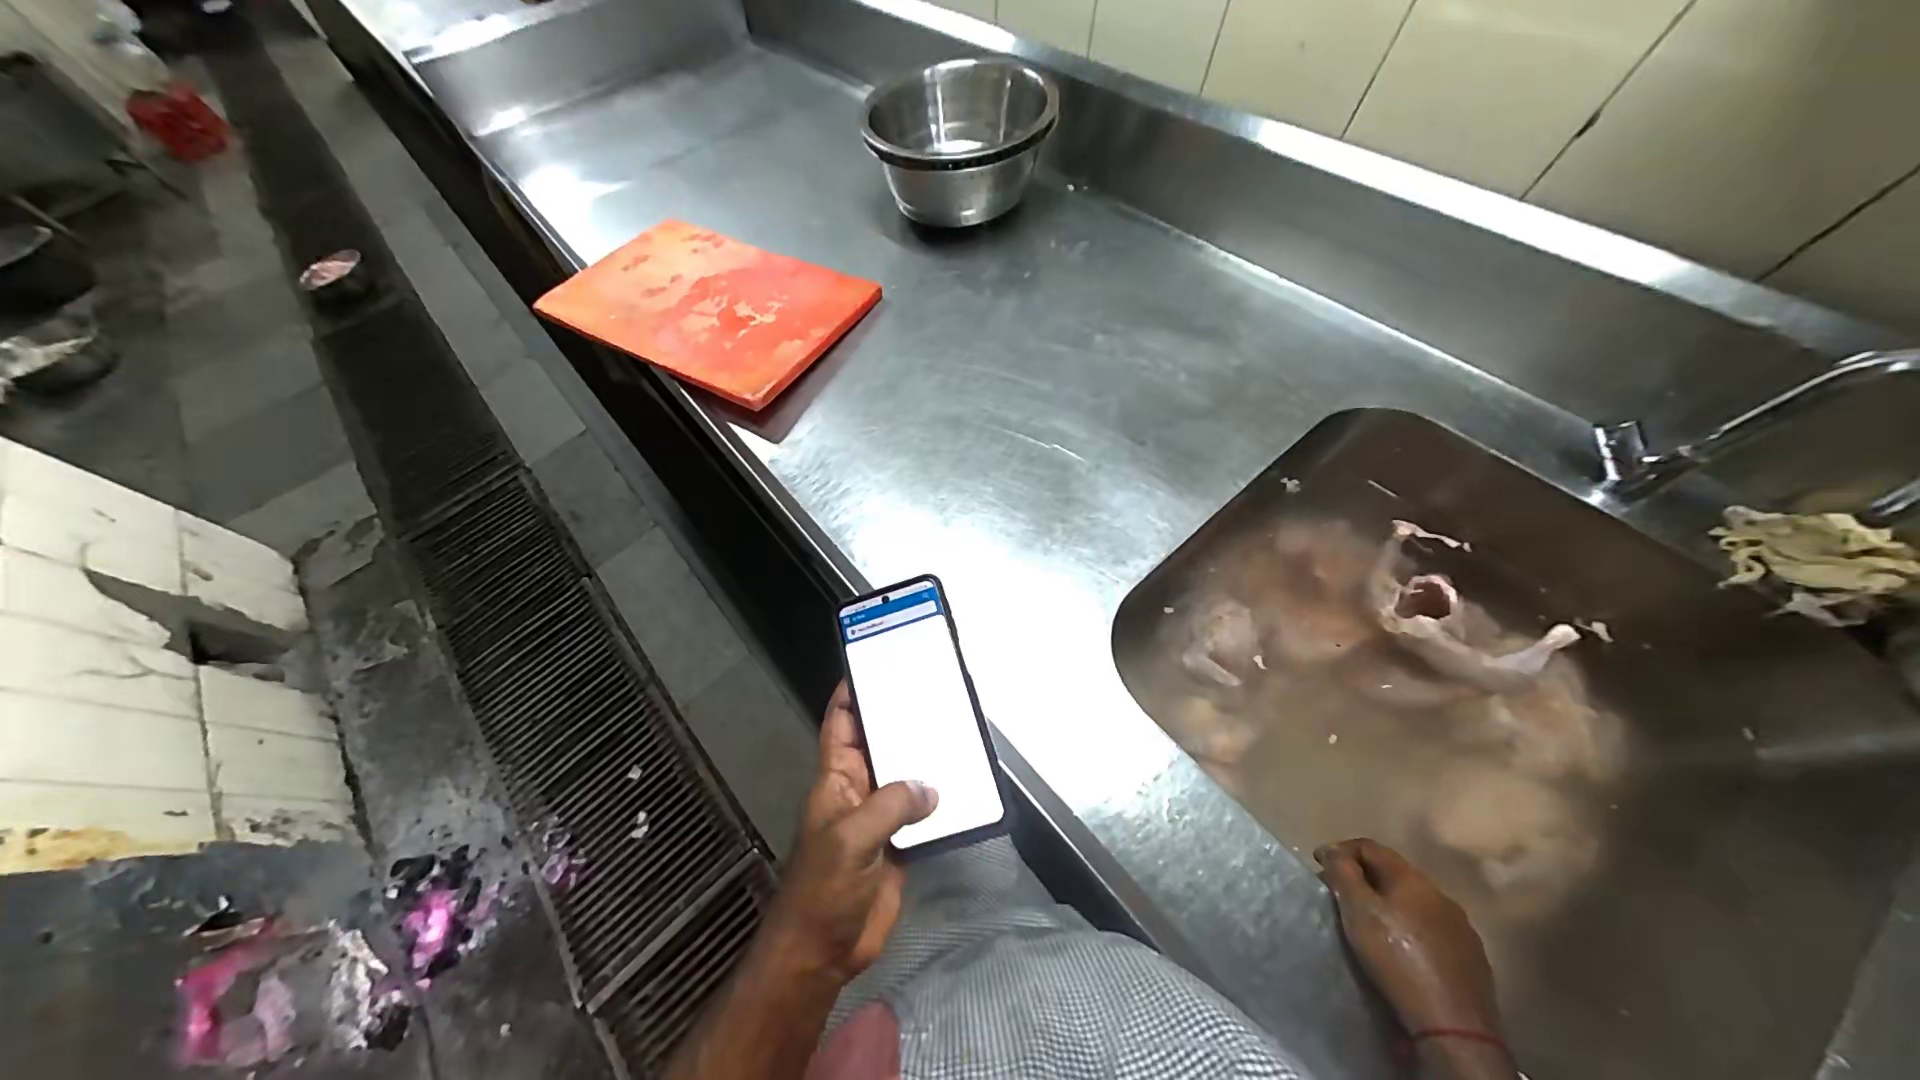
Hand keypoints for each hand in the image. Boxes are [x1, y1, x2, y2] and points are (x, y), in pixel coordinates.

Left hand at [764, 681, 936, 984]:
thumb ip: (891, 804)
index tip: (874, 665)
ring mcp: (880, 816)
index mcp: (836, 778)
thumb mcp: (851, 837)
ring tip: (955, 730)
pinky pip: (921, 811)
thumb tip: (929, 786)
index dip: (851, 694)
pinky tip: (961, 784)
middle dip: (900, 719)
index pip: (840, 723)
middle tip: (933, 691)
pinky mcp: (899, 843)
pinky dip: (939, 798)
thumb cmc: (824, 888)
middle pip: (879, 742)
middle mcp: (859, 789)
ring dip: (924, 758)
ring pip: (905, 775)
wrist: (824, 949)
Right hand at [1315, 839, 1500, 1036]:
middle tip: (1339, 893)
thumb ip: (1343, 873)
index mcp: (1412, 878)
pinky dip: (1410, 927)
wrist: (1453, 1024)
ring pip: (1414, 902)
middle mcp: (1440, 894)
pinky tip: (1402, 947)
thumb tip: (1334, 850)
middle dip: (1363, 877)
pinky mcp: (1471, 957)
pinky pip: (1432, 929)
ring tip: (1370, 921)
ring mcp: (1460, 927)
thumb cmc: (1396, 957)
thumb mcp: (1357, 910)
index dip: (1340, 849)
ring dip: (1389, 903)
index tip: (1318, 862)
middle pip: (1393, 873)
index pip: (1370, 847)